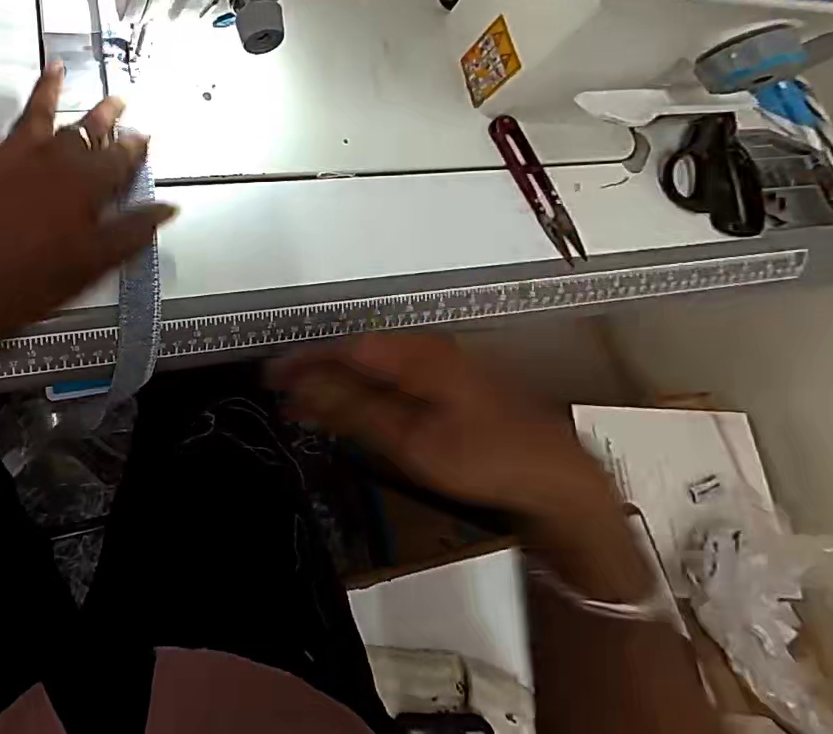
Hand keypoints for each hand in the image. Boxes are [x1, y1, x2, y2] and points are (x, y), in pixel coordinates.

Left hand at [0, 63, 175, 342]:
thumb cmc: (35, 281)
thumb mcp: (95, 262)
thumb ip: (132, 231)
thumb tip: (166, 210)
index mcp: (83, 182)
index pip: (119, 157)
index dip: (134, 146)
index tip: (144, 136)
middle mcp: (50, 159)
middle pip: (83, 131)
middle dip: (104, 116)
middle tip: (118, 101)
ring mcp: (12, 157)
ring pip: (35, 113)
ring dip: (48, 89)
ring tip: (57, 66)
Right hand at [269, 333, 655, 599]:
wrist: (563, 483)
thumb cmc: (488, 458)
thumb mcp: (411, 440)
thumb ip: (352, 408)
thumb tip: (303, 386)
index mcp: (413, 354)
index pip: (341, 348)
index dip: (302, 360)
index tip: (269, 375)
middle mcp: (423, 350)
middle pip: (353, 354)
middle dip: (314, 373)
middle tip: (281, 395)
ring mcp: (438, 366)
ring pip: (370, 368)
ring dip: (336, 385)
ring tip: (304, 407)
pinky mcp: (447, 386)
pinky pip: (389, 380)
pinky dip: (361, 394)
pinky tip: (349, 412)